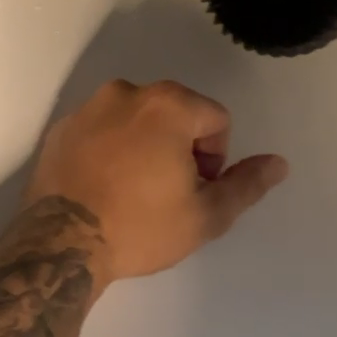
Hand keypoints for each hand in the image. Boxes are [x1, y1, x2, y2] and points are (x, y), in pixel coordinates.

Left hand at [24, 80, 287, 281]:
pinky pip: (98, 132)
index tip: (194, 190)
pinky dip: (107, 151)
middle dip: (179, 148)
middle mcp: (123, 93)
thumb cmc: (139, 227)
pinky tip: (102, 188)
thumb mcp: (205, 215)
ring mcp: (85, 110)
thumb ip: (245, 185)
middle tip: (166, 194)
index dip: (215, 157)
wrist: (61, 242)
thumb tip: (278, 163)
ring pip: (132, 121)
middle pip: (172, 114)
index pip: (214, 119)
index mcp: (166, 104)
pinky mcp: (58, 131)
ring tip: (132, 192)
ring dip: (142, 147)